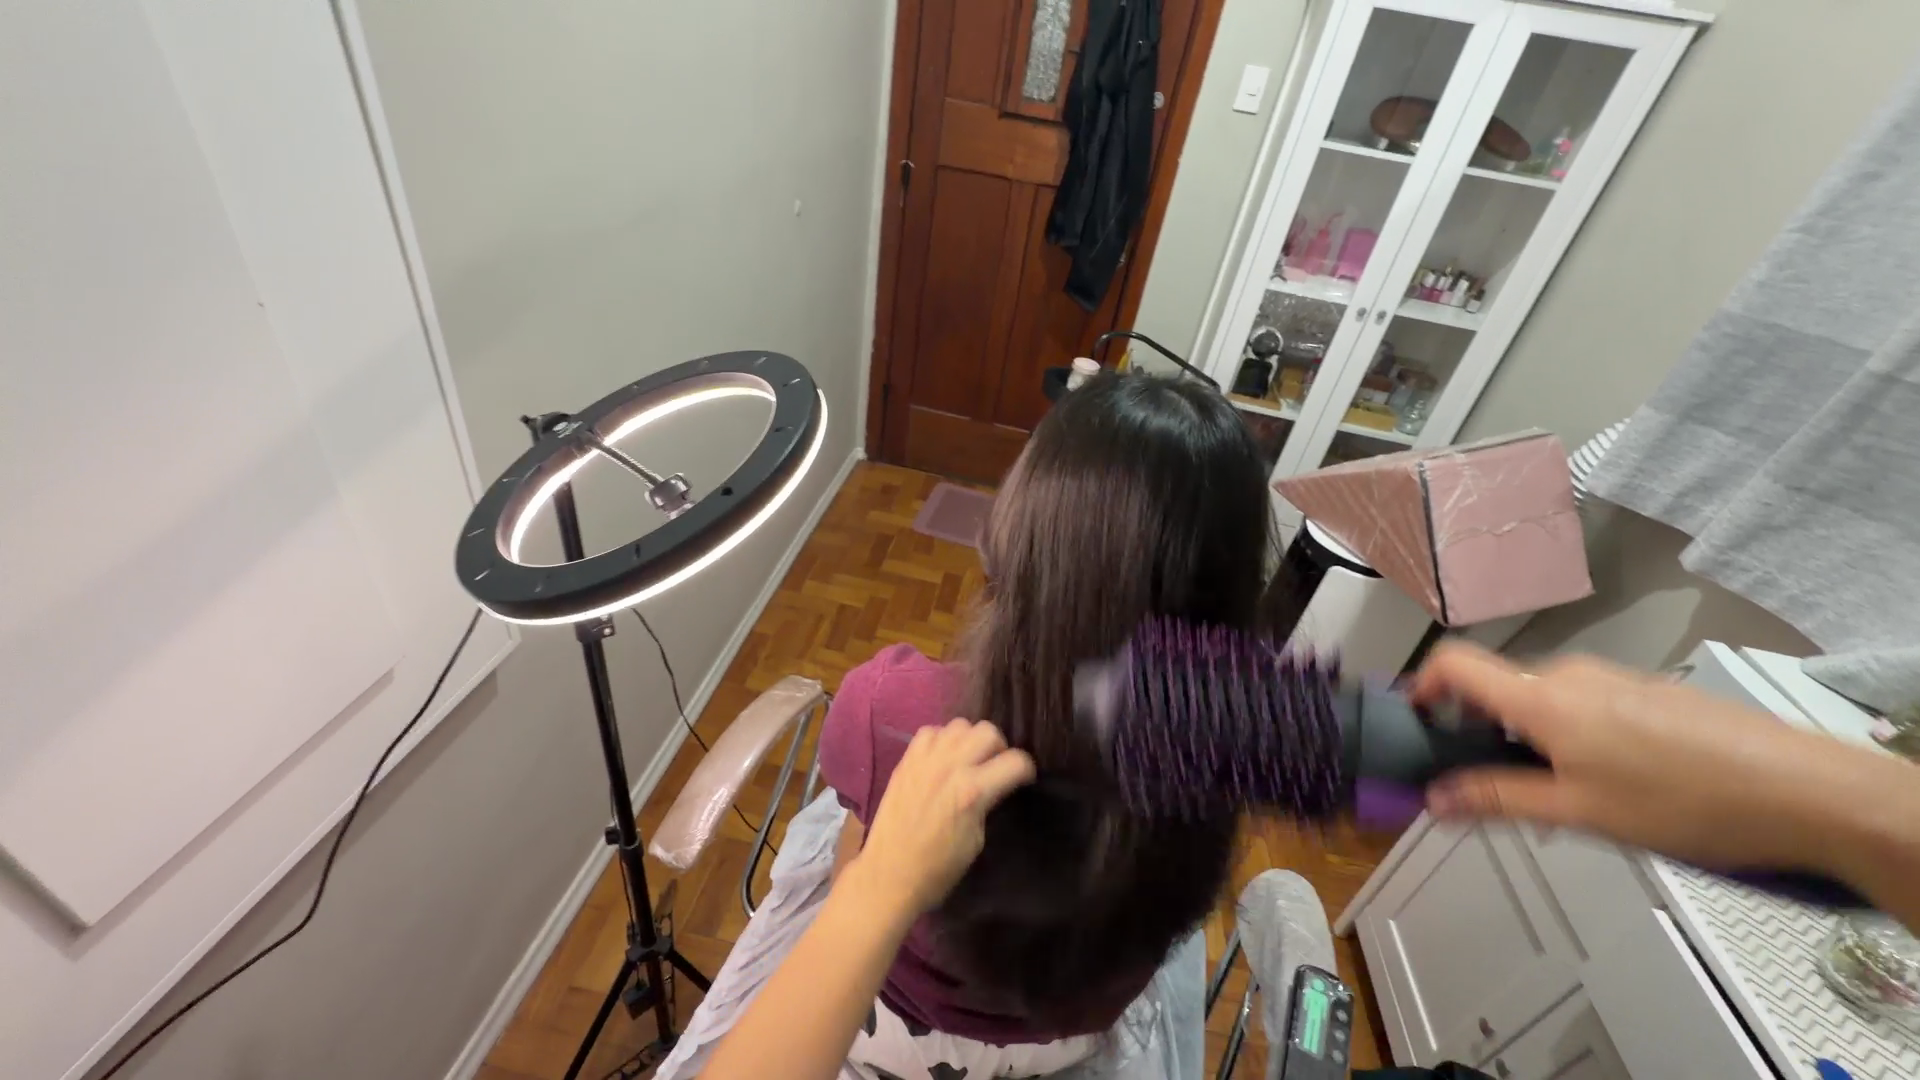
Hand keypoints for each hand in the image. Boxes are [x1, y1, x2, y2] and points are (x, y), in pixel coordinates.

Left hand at [843, 719, 1035, 918]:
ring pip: (960, 725)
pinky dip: (941, 740)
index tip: (1023, 779)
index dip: (1026, 771)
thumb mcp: (977, 840)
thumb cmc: (938, 869)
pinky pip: (930, 731)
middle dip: (999, 748)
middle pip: (988, 731)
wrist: (889, 874)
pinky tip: (941, 759)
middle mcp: (950, 767)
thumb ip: (988, 804)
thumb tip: (995, 787)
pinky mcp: (906, 760)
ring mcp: (925, 760)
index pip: (1015, 761)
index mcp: (972, 792)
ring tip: (967, 760)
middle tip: (994, 768)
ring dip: (970, 740)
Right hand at [1406, 642, 1860, 873]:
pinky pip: (1584, 703)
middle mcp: (1570, 674)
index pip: (1454, 663)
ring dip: (1529, 735)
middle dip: (1481, 729)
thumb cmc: (1689, 800)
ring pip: (1542, 699)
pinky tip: (1613, 780)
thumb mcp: (1579, 812)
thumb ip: (1498, 800)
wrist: (1812, 791)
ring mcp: (1613, 679)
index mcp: (1540, 697)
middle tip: (1495, 780)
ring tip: (1563, 791)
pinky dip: (1571, 732)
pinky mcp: (1649, 691)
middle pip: (1497, 688)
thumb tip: (1434, 801)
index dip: (1422, 684)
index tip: (1417, 718)